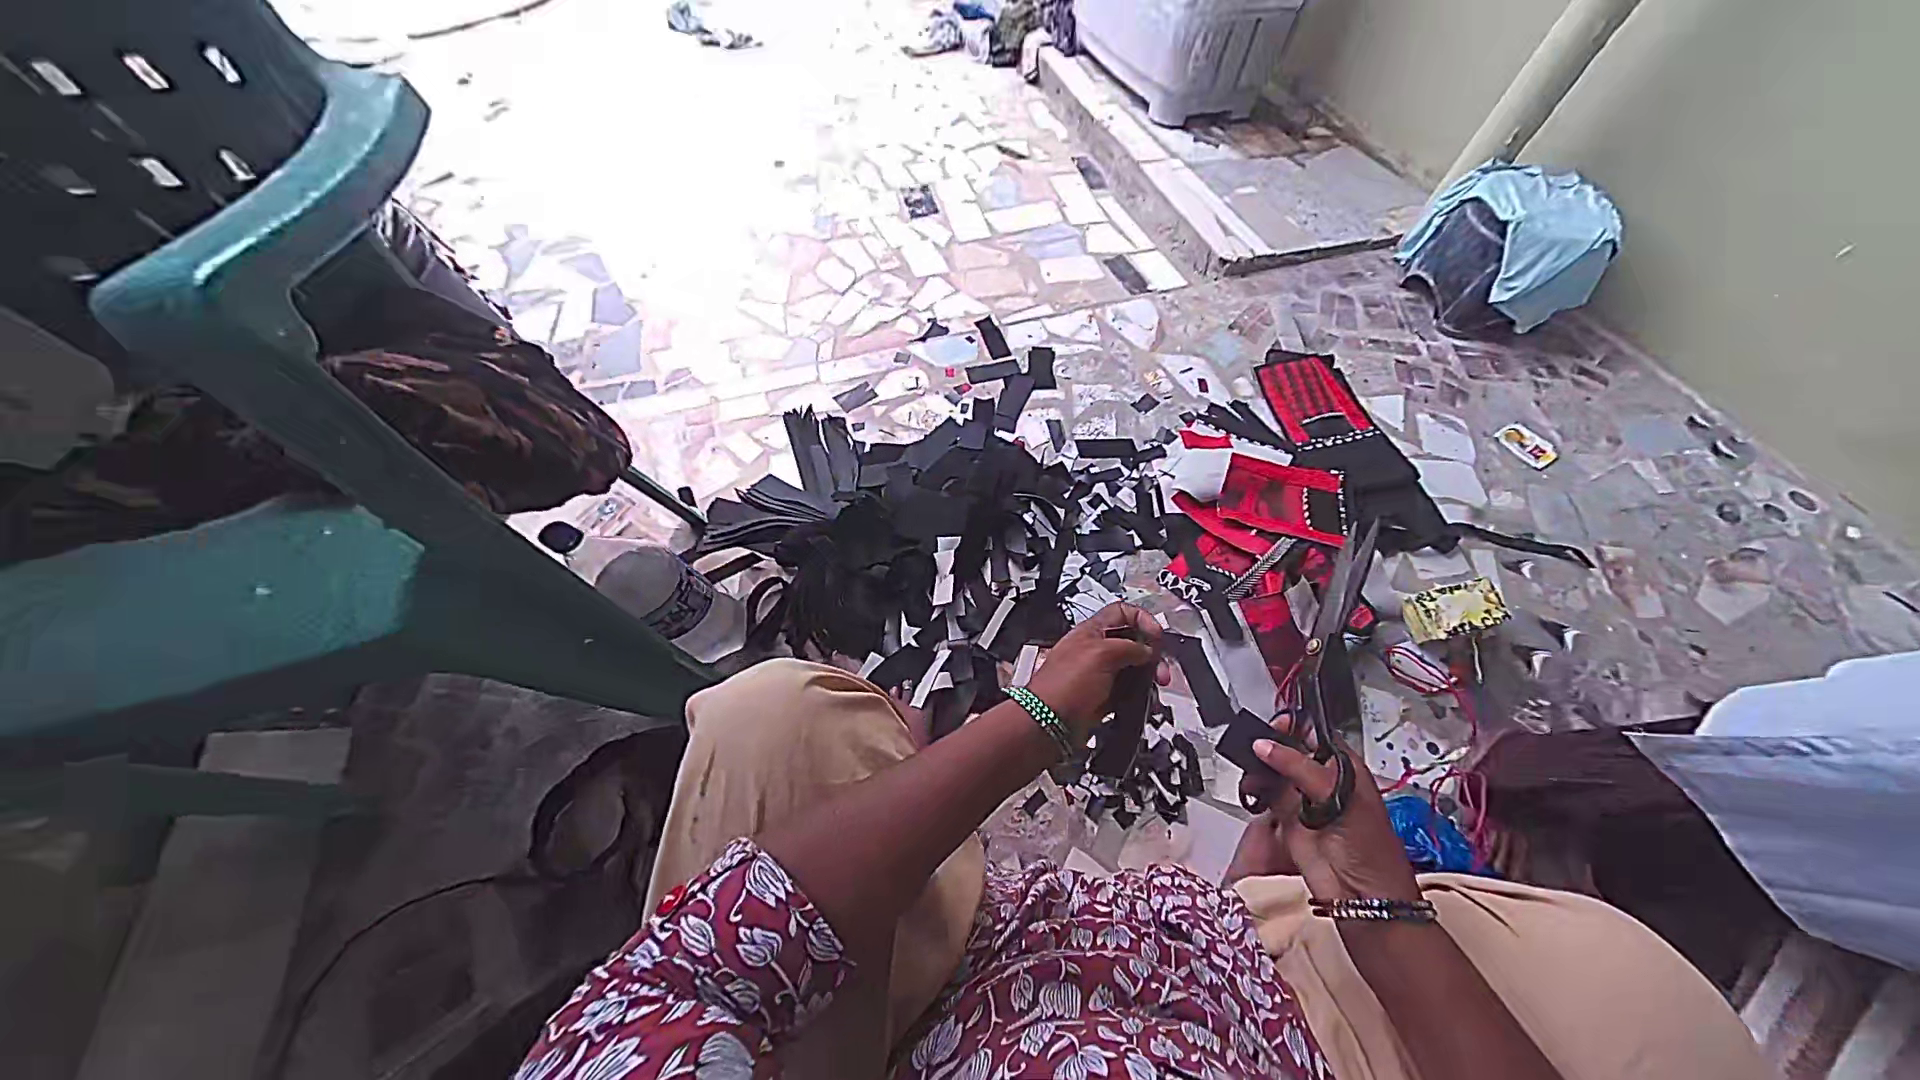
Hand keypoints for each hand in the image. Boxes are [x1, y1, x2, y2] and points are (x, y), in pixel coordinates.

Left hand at [1023, 603, 1167, 739]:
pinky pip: (1128, 692)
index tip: (1156, 636)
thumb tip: (1147, 650)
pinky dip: (1140, 695)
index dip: (1143, 620)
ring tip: (1154, 686)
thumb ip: (1129, 647)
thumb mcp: (1101, 654)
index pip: (1122, 613)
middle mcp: (1096, 651)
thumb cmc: (1063, 684)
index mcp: (1091, 631)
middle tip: (1160, 669)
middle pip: (1133, 643)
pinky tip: (1146, 701)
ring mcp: (1100, 674)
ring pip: (1133, 669)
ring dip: (1148, 676)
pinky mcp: (1103, 696)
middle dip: (1151, 654)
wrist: (1050, 722)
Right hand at [1238, 731, 1420, 902]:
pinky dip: (1252, 788)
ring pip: (1272, 769)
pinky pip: (1263, 793)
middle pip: (1288, 749)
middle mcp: (1321, 779)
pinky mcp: (1286, 816)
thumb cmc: (1369, 848)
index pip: (1314, 734)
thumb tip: (1264, 746)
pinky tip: (1250, 789)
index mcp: (1344, 768)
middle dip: (1269, 744)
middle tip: (1253, 745)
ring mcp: (1302, 798)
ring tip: (1250, 770)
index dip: (1294, 726)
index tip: (1273, 725)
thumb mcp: (1338, 796)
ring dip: (1257, 766)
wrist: (1362, 897)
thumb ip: (1299, 766)